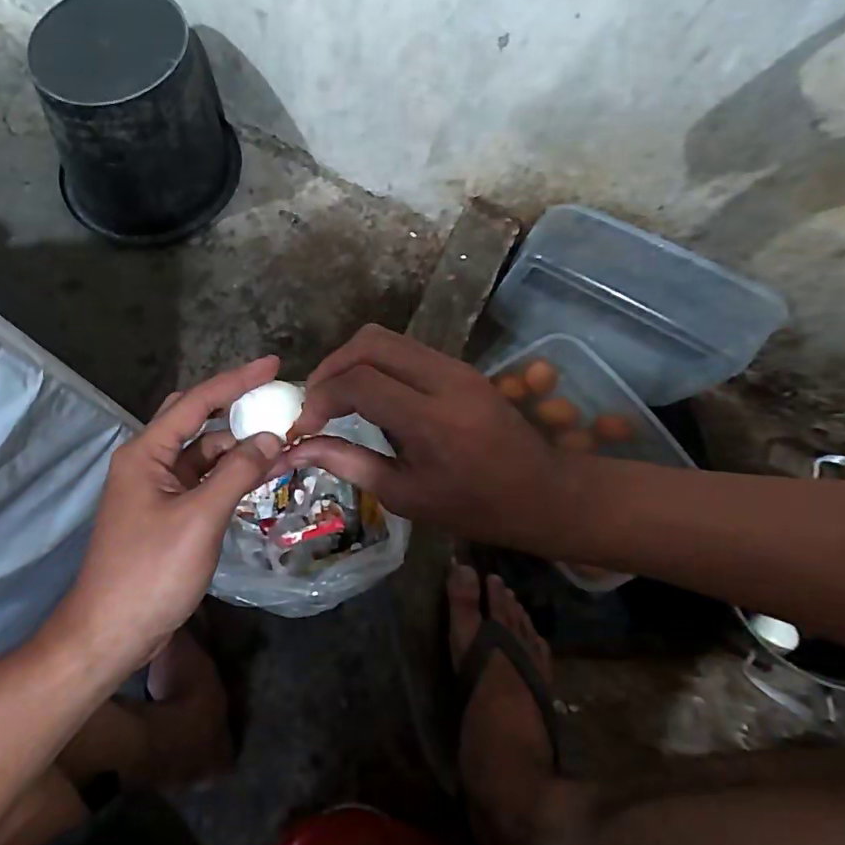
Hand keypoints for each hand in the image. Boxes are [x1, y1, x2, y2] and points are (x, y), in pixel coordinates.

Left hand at [52, 357, 288, 671]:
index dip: (236, 380)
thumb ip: (236, 474)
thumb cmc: (150, 571)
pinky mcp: (164, 513)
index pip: (196, 401)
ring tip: (280, 446)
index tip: (274, 365)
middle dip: (235, 410)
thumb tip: (270, 438)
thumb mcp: (199, 519)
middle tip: (276, 404)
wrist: (110, 631)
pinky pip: (200, 482)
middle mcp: (146, 462)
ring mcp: (154, 489)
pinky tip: (257, 478)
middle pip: (195, 421)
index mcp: (145, 452)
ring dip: (235, 449)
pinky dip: (227, 477)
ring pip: (200, 454)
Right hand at [283, 325, 574, 544]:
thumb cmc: (474, 507)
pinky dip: (372, 364)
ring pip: (384, 338)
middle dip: (330, 368)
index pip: (358, 383)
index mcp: (432, 420)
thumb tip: (299, 449)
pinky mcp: (458, 366)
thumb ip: (348, 463)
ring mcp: (454, 367)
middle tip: (315, 403)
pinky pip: (402, 349)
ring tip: (335, 398)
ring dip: (349, 362)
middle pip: (369, 343)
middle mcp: (444, 380)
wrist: (545, 494)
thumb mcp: (405, 495)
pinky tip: (366, 396)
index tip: (304, 427)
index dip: (320, 399)